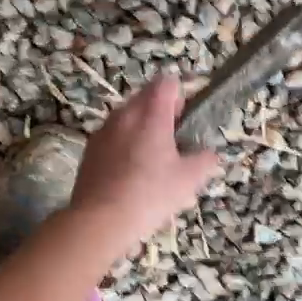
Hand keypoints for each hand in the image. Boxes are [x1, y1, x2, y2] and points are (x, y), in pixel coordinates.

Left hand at [67, 75, 219, 253]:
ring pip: (127, 115)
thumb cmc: (150, 194)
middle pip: (145, 96)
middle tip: (174, 141)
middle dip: (162, 111)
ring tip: (153, 158)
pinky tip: (130, 171)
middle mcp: (124, 114)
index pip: (166, 83)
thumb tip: (211, 154)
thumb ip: (205, 161)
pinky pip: (112, 134)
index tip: (186, 118)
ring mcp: (103, 129)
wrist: (100, 217)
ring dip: (142, 127)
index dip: (180, 94)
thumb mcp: (188, 180)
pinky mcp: (90, 146)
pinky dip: (124, 142)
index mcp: (150, 114)